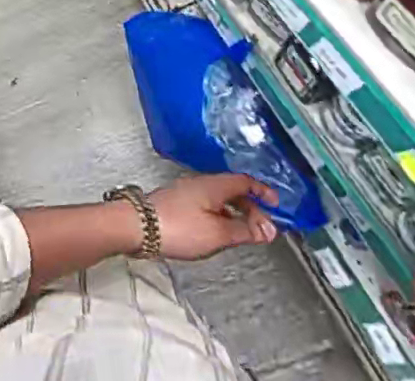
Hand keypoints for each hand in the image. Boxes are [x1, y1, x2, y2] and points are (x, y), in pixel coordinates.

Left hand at [145, 173, 278, 260]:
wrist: (139, 226)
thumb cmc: (179, 227)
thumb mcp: (218, 233)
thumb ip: (244, 231)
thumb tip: (267, 230)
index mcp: (214, 185)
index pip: (244, 181)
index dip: (262, 191)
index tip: (275, 202)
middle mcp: (201, 182)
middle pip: (232, 189)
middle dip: (251, 207)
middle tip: (263, 227)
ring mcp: (188, 191)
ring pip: (219, 197)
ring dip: (236, 212)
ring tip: (245, 232)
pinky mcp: (178, 202)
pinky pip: (208, 203)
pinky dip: (221, 215)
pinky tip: (219, 230)